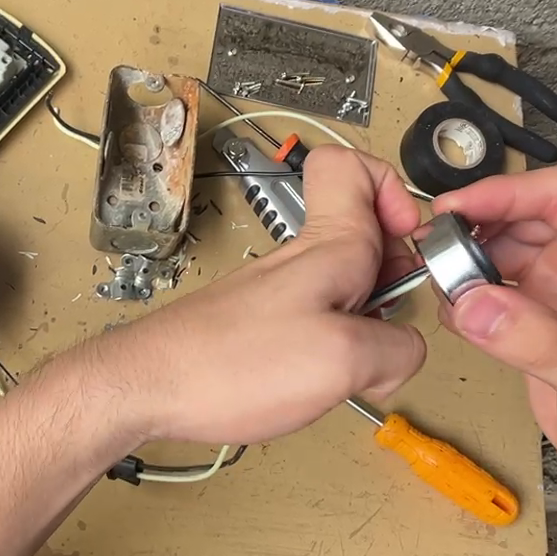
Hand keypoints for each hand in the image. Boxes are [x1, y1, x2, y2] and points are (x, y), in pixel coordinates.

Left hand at [82, 147, 427, 444]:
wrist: (146, 388)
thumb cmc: (230, 365)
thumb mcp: (342, 359)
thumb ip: (397, 346)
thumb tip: (404, 350)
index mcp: (327, 246)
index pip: (354, 167)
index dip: (394, 189)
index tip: (410, 240)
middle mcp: (299, 261)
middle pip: (366, 240)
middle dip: (393, 281)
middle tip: (386, 325)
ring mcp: (275, 293)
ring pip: (342, 289)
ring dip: (361, 326)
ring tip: (347, 365)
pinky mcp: (254, 326)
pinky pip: (312, 323)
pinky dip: (327, 349)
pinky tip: (312, 382)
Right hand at [433, 167, 556, 487]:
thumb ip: (541, 343)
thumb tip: (473, 303)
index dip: (505, 195)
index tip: (452, 208)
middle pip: (529, 215)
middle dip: (477, 229)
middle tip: (431, 250)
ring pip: (506, 246)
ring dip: (468, 262)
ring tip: (439, 284)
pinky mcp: (544, 312)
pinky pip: (496, 284)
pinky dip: (468, 294)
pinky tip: (455, 311)